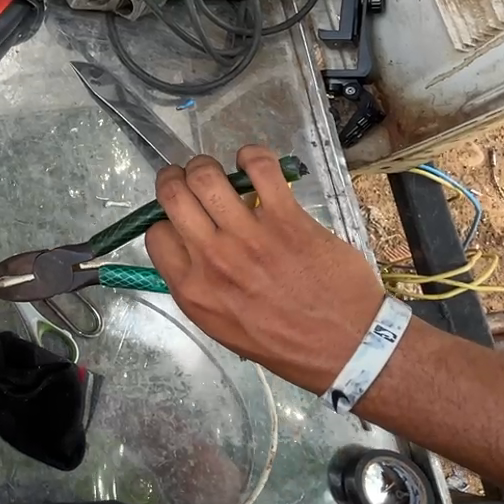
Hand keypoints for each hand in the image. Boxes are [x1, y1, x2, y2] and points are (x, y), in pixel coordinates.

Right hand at [145, 146, 384, 391]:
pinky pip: (260, 169)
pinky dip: (252, 156)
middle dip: (174, 178)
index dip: (165, 221)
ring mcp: (249, 236)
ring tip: (217, 172)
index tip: (182, 221)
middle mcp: (212, 258)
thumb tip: (187, 245)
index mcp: (192, 288)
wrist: (347, 348)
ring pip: (206, 176)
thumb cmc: (282, 342)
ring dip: (206, 165)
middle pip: (172, 194)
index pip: (156, 233)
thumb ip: (197, 284)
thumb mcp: (219, 324)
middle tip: (186, 178)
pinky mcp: (287, 219)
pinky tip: (252, 163)